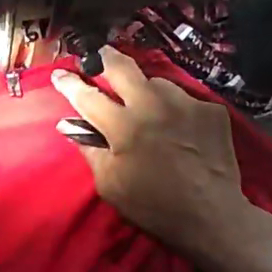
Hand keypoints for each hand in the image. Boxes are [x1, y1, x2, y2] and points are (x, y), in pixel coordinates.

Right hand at [51, 47, 271, 268]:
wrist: (211, 216)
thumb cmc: (152, 205)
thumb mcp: (110, 184)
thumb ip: (90, 150)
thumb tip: (71, 127)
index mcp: (124, 127)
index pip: (88, 96)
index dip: (70, 84)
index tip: (60, 73)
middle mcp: (154, 106)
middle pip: (122, 68)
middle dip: (104, 58)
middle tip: (97, 55)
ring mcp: (187, 104)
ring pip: (156, 82)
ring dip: (143, 89)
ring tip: (142, 103)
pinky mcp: (211, 110)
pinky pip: (183, 99)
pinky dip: (172, 108)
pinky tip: (174, 125)